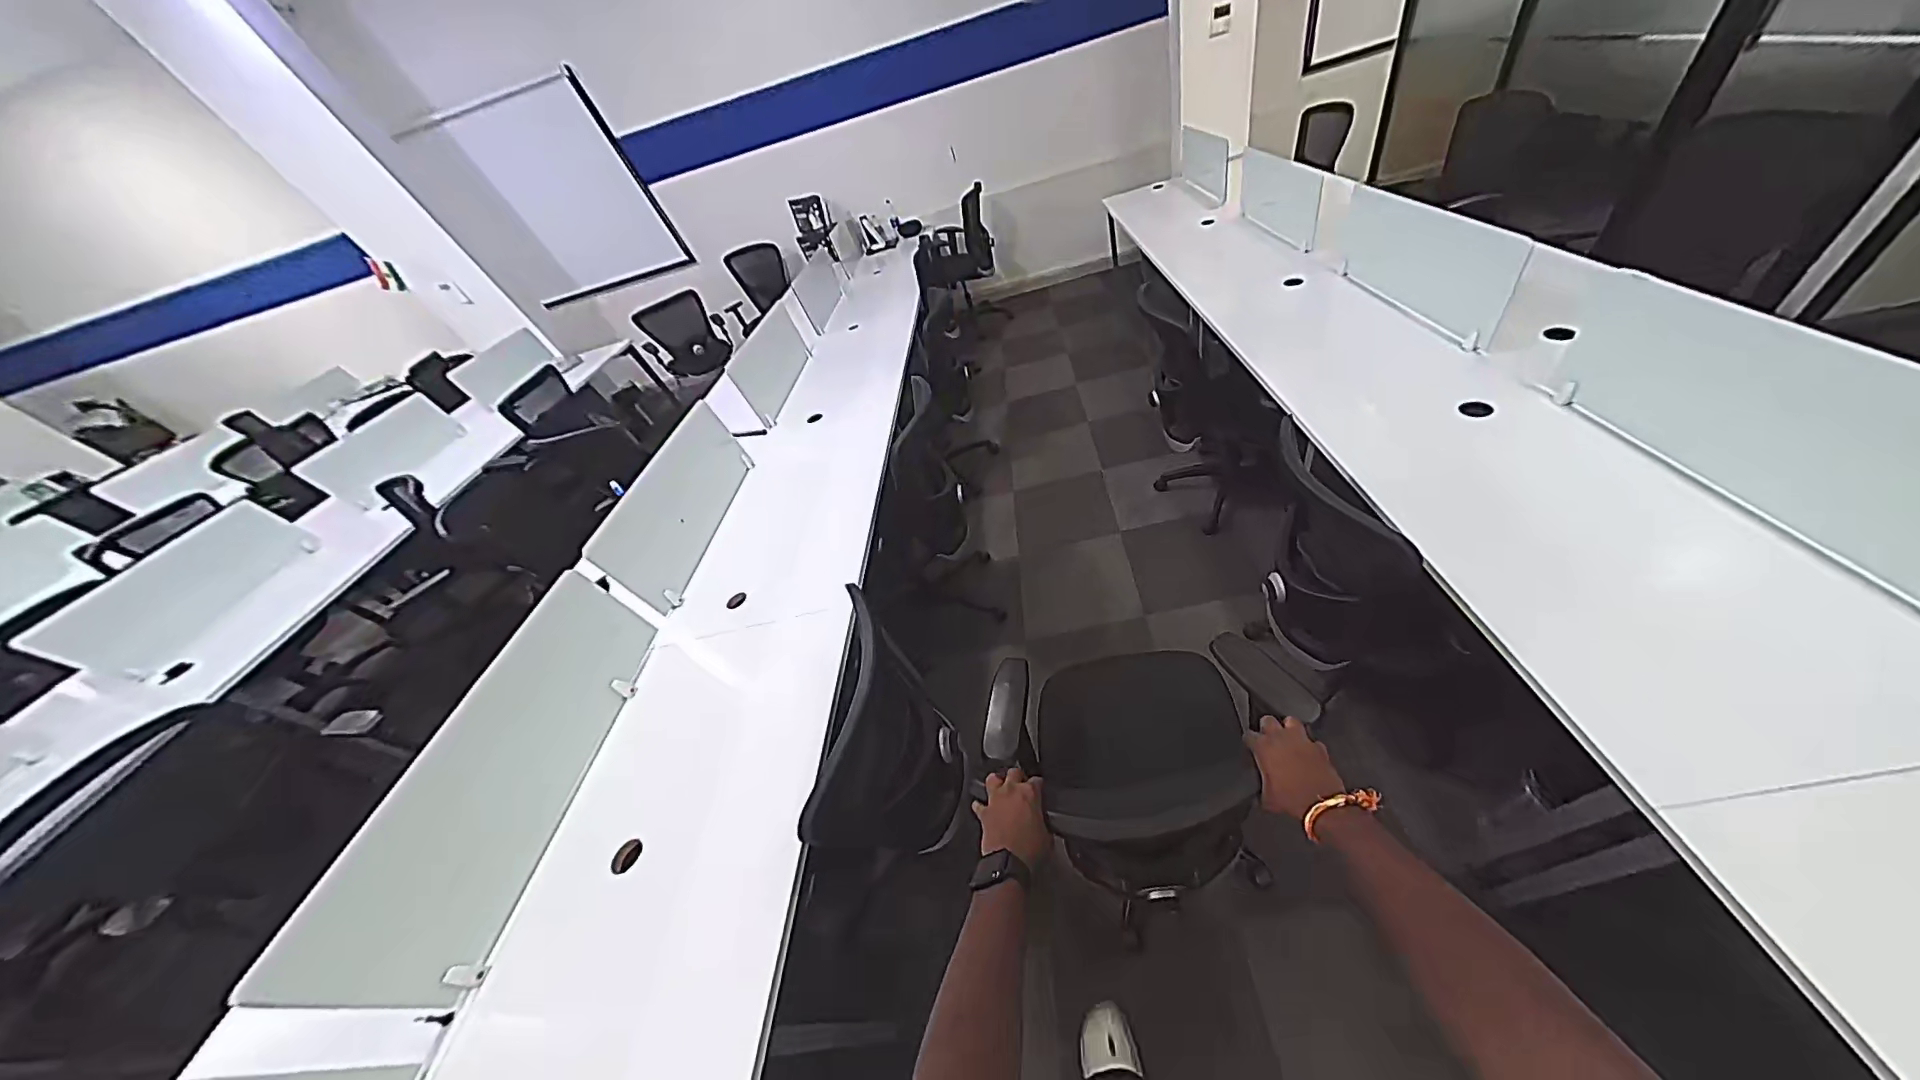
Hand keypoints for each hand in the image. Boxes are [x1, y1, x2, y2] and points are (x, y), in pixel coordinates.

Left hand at [975, 767, 1049, 866]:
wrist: (1009, 862)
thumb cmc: (1031, 849)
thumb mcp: (1047, 835)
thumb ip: (1044, 822)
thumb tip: (1043, 823)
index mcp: (1030, 793)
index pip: (1037, 780)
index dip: (1039, 785)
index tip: (1039, 789)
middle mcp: (1011, 791)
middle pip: (1014, 772)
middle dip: (1017, 776)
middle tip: (1020, 784)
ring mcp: (995, 800)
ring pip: (992, 779)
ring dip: (997, 782)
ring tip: (1000, 787)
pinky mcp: (983, 813)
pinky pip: (978, 804)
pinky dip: (980, 806)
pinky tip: (982, 808)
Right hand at [1243, 715, 1347, 819]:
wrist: (1322, 805)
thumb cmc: (1291, 799)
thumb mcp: (1267, 797)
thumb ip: (1260, 785)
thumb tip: (1260, 789)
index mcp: (1264, 747)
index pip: (1249, 735)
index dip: (1249, 741)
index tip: (1250, 746)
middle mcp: (1281, 738)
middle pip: (1268, 720)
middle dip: (1266, 727)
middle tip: (1267, 738)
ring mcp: (1302, 740)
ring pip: (1291, 721)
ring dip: (1288, 728)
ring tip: (1287, 739)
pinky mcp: (1320, 747)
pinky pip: (1312, 740)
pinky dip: (1308, 745)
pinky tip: (1307, 753)